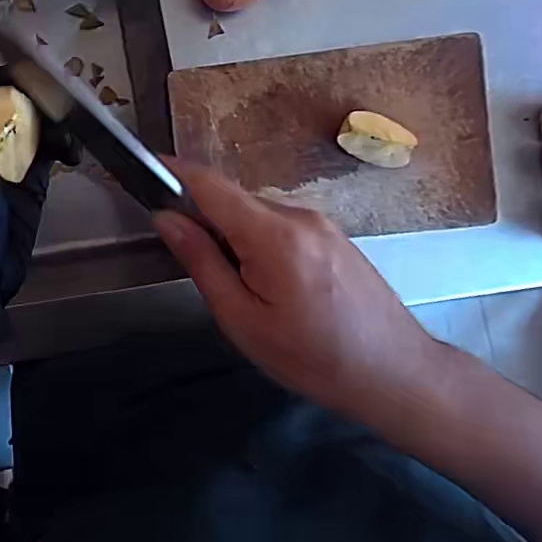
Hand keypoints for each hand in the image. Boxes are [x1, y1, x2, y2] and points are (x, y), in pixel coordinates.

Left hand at [0, 68, 77, 351]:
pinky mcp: (28, 187)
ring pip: (31, 128)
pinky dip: (61, 147)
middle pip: (10, 106)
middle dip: (36, 96)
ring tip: (71, 130)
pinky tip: (72, 154)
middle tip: (64, 97)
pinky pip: (46, 155)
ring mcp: (6, 167)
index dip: (2, 77)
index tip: (32, 72)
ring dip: (53, 122)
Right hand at [152, 159, 463, 421]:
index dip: (173, 171)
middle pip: (232, 199)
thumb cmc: (313, 357)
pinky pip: (277, 225)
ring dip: (228, 233)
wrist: (397, 374)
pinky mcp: (332, 235)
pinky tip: (262, 282)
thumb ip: (201, 261)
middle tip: (182, 256)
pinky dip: (254, 240)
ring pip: (254, 213)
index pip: (211, 185)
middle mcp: (299, 216)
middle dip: (200, 216)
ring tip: (230, 284)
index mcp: (273, 235)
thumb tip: (167, 219)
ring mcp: (320, 223)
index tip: (145, 167)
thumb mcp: (241, 318)